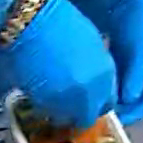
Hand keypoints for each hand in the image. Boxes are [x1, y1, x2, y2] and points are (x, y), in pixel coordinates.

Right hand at [2, 0, 116, 128]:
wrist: (35, 24)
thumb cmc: (63, 26)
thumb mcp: (91, 48)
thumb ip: (96, 72)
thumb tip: (90, 86)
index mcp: (105, 77)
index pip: (107, 104)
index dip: (97, 103)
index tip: (89, 99)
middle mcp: (87, 94)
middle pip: (86, 117)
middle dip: (79, 112)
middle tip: (70, 103)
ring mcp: (63, 102)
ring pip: (65, 118)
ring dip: (61, 111)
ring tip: (54, 97)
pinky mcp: (40, 103)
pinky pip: (47, 112)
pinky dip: (46, 106)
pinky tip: (42, 91)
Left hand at [100, 0, 142, 123]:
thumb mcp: (142, 50)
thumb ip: (136, 74)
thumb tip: (128, 99)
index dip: (133, 114)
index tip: (114, 122)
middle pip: (133, 102)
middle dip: (117, 111)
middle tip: (98, 117)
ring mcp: (132, 70)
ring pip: (120, 94)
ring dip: (108, 102)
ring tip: (92, 106)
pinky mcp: (119, 64)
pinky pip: (111, 83)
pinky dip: (103, 89)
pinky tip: (90, 92)